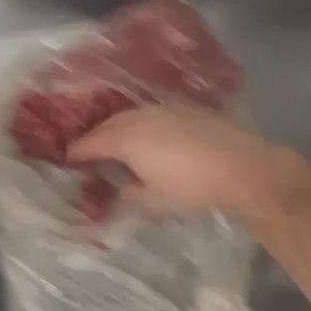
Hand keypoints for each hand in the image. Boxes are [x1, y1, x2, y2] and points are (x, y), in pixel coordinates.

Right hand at [66, 105, 310, 218]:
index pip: (92, 143)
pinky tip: (150, 138)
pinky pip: (154, 114)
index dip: (78, 151)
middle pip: (110, 123)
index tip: (68, 158)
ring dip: (119, 127)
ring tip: (117, 142)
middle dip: (96, 136)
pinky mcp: (189, 110)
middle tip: (89, 150)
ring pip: (132, 115)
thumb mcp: (153, 200)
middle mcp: (142, 117)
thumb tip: (123, 186)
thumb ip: (130, 192)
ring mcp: (167, 110)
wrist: (241, 167)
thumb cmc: (191, 187)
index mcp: (127, 139)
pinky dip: (142, 125)